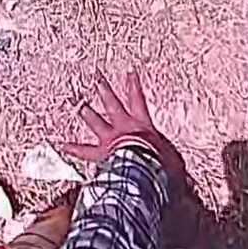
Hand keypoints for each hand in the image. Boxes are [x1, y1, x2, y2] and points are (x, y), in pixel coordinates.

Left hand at [61, 71, 187, 186]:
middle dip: (104, 89)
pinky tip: (62, 144)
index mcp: (142, 125)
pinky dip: (74, 148)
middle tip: (96, 77)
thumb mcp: (172, 160)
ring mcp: (110, 139)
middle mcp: (123, 127)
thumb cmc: (160, 165)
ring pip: (95, 120)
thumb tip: (185, 175)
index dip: (133, 85)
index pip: (137, 99)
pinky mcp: (101, 154)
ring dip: (86, 111)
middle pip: (111, 103)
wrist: (143, 172)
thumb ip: (174, 163)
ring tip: (77, 102)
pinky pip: (85, 150)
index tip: (129, 72)